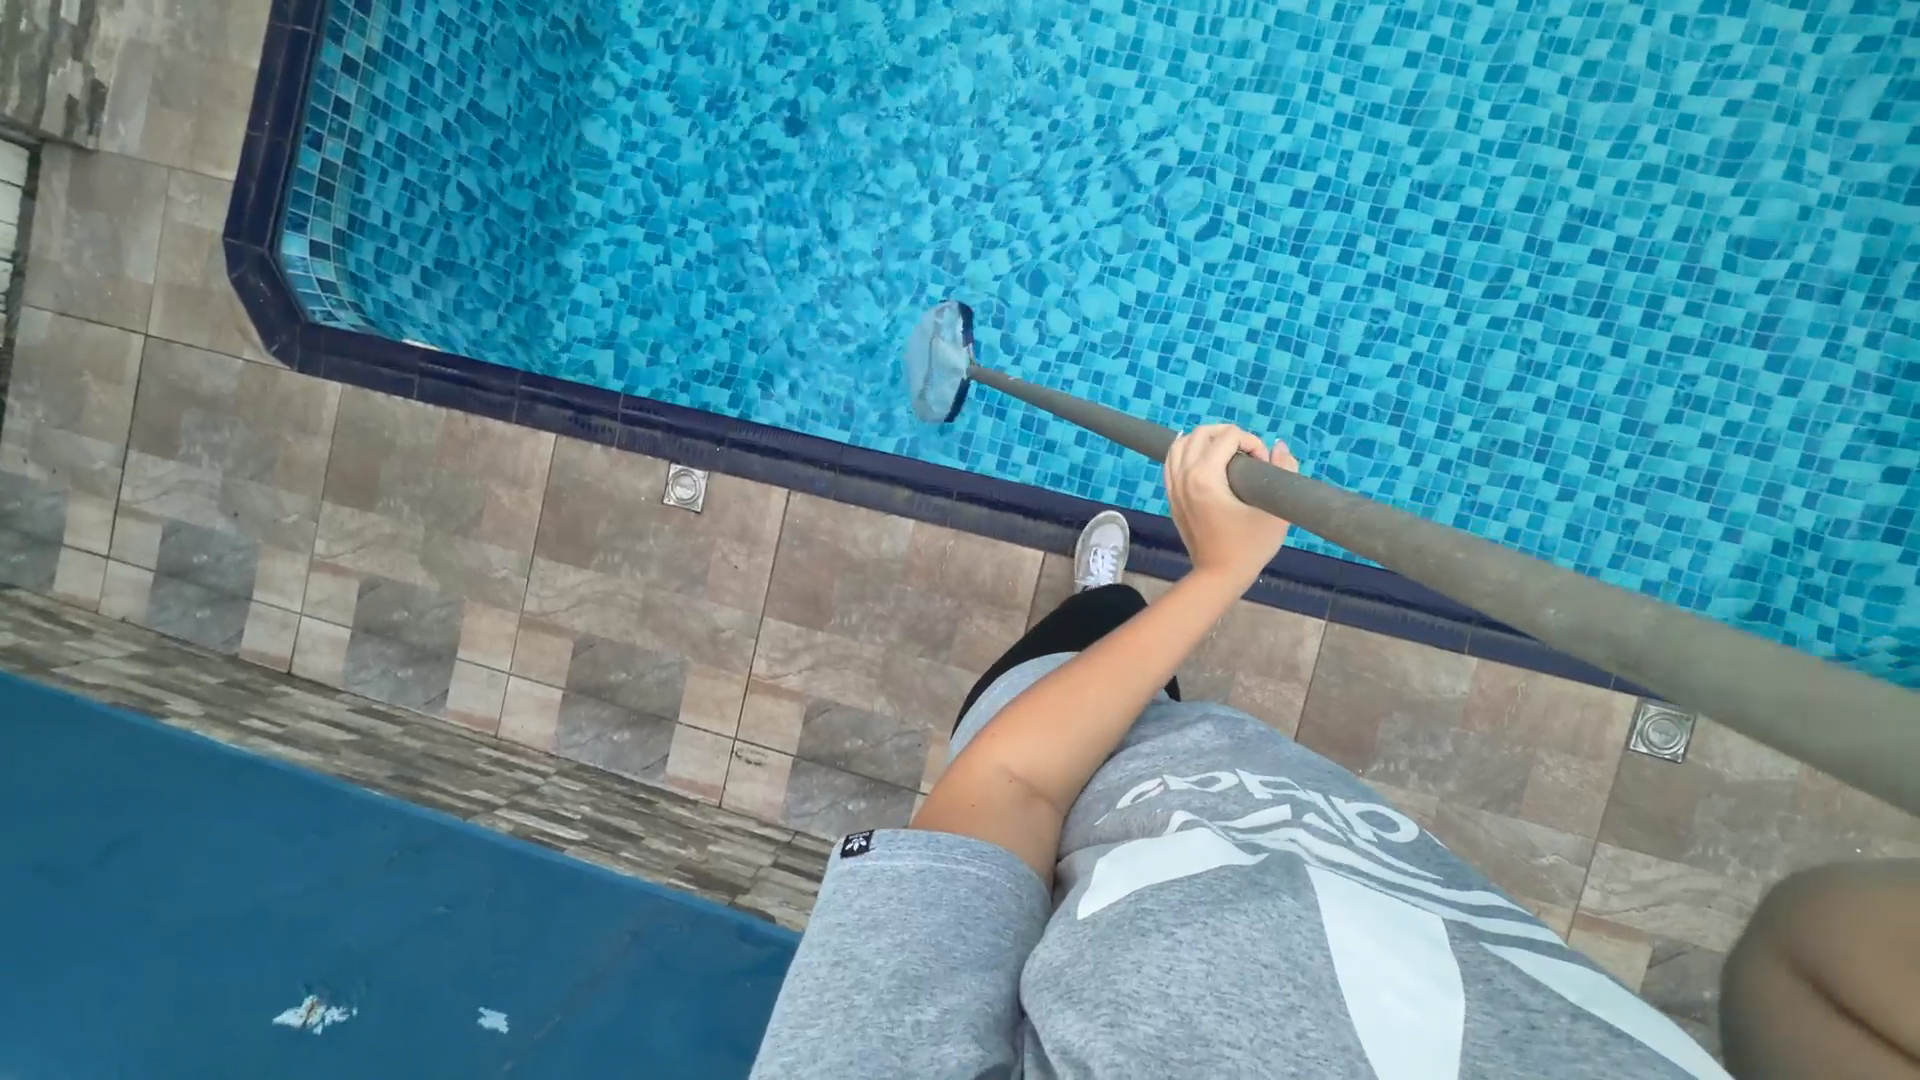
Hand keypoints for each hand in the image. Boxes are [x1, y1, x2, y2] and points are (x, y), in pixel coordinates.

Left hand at [1165, 424, 1296, 587]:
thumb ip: (1283, 471)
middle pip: (1200, 433)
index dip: (1251, 442)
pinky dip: (1187, 454)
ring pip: (1180, 445)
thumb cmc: (1249, 546)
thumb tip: (1278, 446)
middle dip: (1227, 434)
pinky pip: (1171, 462)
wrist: (1219, 575)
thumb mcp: (1275, 511)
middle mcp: (1183, 477)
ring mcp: (1173, 487)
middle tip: (1247, 453)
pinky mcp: (1171, 497)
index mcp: (1205, 477)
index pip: (1227, 436)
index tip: (1262, 464)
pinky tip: (1205, 462)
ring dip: (1204, 441)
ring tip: (1226, 453)